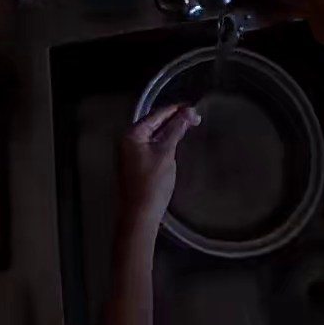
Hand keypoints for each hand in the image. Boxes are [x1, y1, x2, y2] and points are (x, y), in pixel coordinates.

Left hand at [118, 103, 199, 235]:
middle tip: (194, 117)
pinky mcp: (136, 164)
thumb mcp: (166, 153)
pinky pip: (152, 145)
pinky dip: (165, 140)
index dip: (176, 109)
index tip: (193, 107)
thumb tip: (188, 111)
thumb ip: (176, 129)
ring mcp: (131, 153)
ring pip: (154, 134)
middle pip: (154, 123)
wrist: (139, 217)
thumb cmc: (152, 184)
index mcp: (132, 134)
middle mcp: (128, 140)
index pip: (156, 114)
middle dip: (174, 118)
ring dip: (171, 129)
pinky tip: (176, 140)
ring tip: (189, 125)